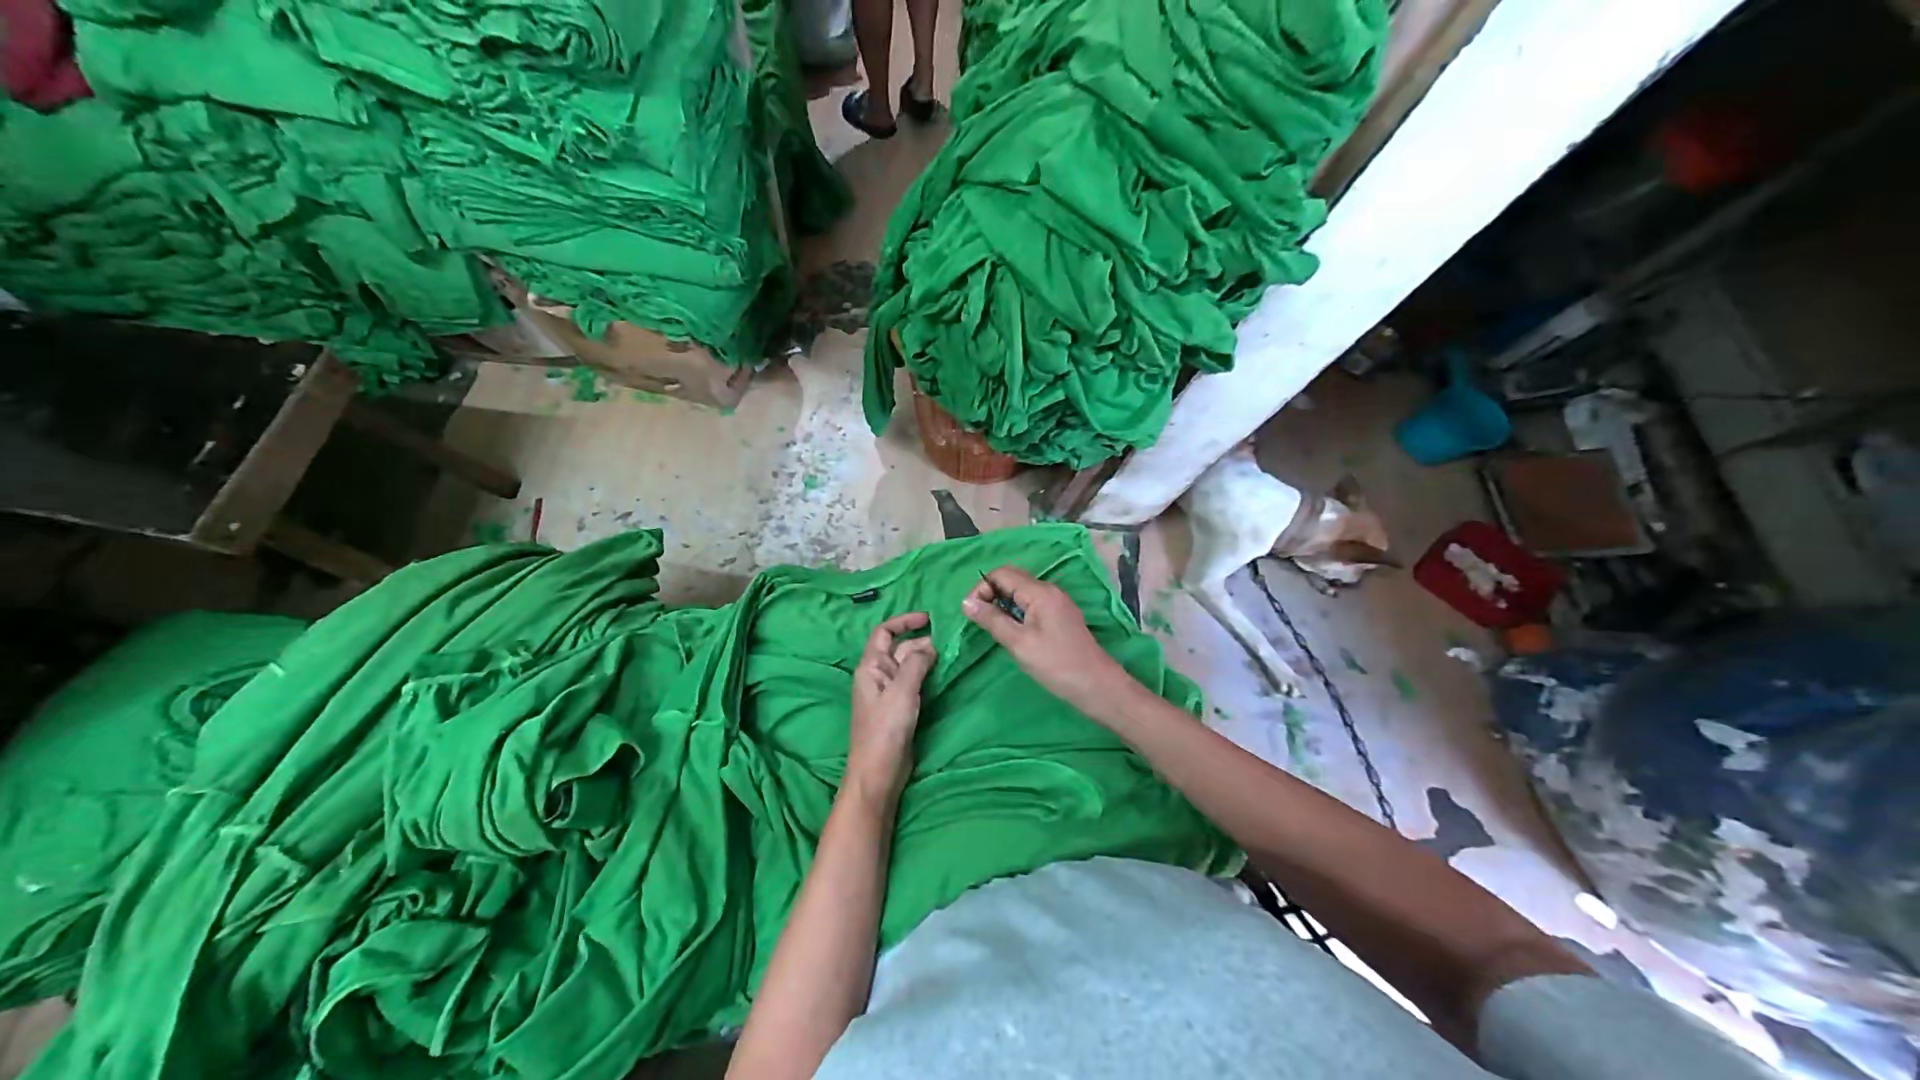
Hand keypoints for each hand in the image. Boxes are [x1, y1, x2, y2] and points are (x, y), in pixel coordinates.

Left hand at [846, 612, 935, 800]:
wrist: (879, 771)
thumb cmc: (886, 728)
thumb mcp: (902, 690)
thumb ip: (916, 663)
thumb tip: (930, 645)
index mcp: (871, 666)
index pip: (884, 632)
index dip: (904, 621)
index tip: (929, 619)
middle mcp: (878, 675)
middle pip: (900, 648)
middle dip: (922, 642)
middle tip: (949, 642)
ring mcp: (889, 692)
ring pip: (909, 666)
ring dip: (926, 658)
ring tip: (950, 655)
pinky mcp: (900, 708)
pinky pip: (914, 683)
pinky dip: (927, 675)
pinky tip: (943, 676)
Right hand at [962, 566, 1138, 717]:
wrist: (1097, 685)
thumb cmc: (1056, 664)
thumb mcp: (1019, 643)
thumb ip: (992, 620)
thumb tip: (966, 602)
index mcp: (1040, 592)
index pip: (1001, 573)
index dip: (981, 588)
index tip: (972, 613)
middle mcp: (1050, 590)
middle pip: (1012, 579)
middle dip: (991, 594)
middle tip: (982, 620)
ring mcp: (1057, 602)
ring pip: (1022, 592)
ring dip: (1004, 604)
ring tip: (996, 628)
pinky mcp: (1060, 616)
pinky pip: (1032, 603)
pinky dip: (1017, 612)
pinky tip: (1015, 632)